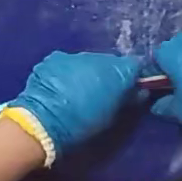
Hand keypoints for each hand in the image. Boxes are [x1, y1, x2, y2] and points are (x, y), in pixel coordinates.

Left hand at [5, 51, 143, 164]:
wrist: (43, 122)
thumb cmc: (83, 124)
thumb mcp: (112, 116)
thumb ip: (127, 99)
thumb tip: (138, 91)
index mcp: (115, 71)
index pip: (133, 66)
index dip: (132, 77)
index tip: (128, 89)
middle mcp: (96, 57)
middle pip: (108, 62)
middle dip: (107, 74)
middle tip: (101, 92)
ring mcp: (72, 56)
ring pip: (86, 61)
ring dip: (86, 72)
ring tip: (78, 90)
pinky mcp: (52, 59)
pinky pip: (65, 63)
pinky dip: (66, 72)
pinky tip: (60, 87)